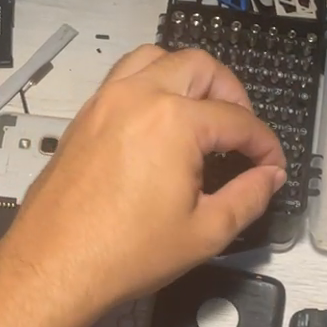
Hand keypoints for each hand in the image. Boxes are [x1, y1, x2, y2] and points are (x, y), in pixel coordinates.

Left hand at [4, 45, 286, 310]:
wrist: (54, 268)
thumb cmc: (123, 255)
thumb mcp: (204, 234)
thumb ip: (248, 197)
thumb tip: (268, 177)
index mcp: (173, 121)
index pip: (237, 120)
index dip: (264, 144)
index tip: (272, 166)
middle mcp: (137, 97)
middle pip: (201, 68)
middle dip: (232, 95)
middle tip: (242, 134)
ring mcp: (105, 102)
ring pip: (156, 58)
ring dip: (188, 78)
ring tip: (203, 115)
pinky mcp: (84, 118)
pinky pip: (124, 79)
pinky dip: (152, 86)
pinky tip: (161, 125)